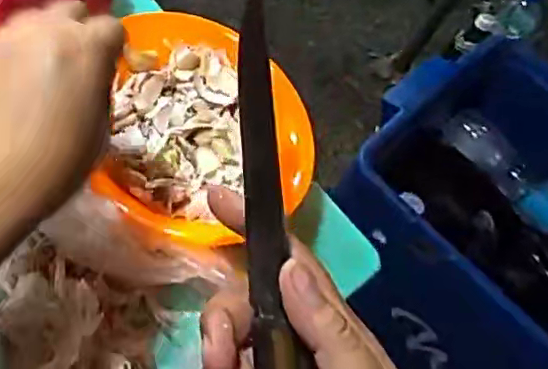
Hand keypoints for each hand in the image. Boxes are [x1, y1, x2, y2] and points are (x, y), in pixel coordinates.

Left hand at [0, 0, 123, 239]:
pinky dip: (16, 50)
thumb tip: (92, 77)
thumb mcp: (96, 136)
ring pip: (36, 17)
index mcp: (85, 47)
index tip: (109, 67)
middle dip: (79, 30)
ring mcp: (8, 33)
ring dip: (46, 35)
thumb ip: (98, 90)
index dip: (113, 47)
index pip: (111, 26)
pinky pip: (7, 37)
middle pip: (72, 10)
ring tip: (41, 70)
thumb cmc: (49, 170)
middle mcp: (46, 27)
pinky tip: (10, 81)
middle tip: (76, 63)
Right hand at [199, 187, 395, 368]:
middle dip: (222, 315)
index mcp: (331, 329)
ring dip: (216, 347)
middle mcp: (302, 341)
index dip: (252, 222)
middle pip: (248, 298)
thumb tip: (290, 267)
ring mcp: (280, 364)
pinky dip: (218, 362)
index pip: (289, 260)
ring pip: (232, 335)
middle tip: (215, 356)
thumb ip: (333, 332)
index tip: (214, 196)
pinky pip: (228, 362)